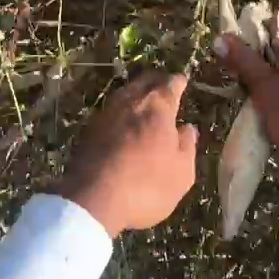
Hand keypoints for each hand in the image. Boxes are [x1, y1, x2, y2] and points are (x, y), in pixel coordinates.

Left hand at [56, 71, 199, 235]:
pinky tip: (123, 121)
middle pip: (146, 81)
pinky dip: (122, 110)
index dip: (178, 81)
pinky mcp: (90, 127)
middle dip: (157, 80)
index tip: (183, 80)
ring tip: (144, 100)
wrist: (94, 198)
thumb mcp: (181, 173)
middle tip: (164, 84)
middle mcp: (132, 101)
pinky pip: (111, 109)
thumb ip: (187, 146)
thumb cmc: (147, 185)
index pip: (171, 84)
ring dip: (137, 92)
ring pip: (126, 92)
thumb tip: (188, 127)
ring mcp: (108, 111)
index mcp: (158, 107)